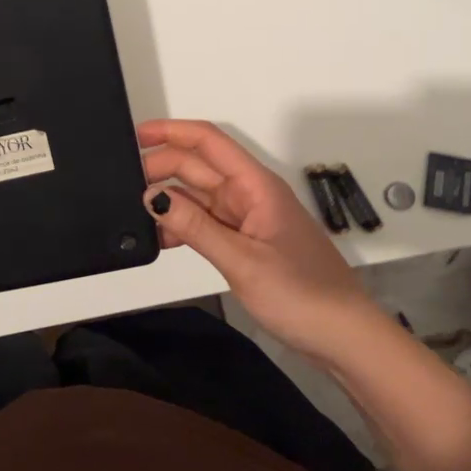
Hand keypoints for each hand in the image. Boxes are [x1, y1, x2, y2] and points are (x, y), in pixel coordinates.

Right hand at [138, 120, 375, 358]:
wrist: (346, 340)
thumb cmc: (302, 295)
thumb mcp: (242, 261)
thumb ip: (194, 226)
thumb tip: (151, 195)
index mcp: (256, 186)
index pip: (208, 142)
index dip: (171, 131)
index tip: (134, 135)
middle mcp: (250, 195)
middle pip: (198, 166)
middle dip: (161, 169)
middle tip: (125, 188)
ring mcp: (248, 218)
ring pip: (198, 195)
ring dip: (168, 200)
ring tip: (136, 215)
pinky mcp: (246, 241)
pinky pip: (205, 221)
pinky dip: (182, 225)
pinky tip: (160, 238)